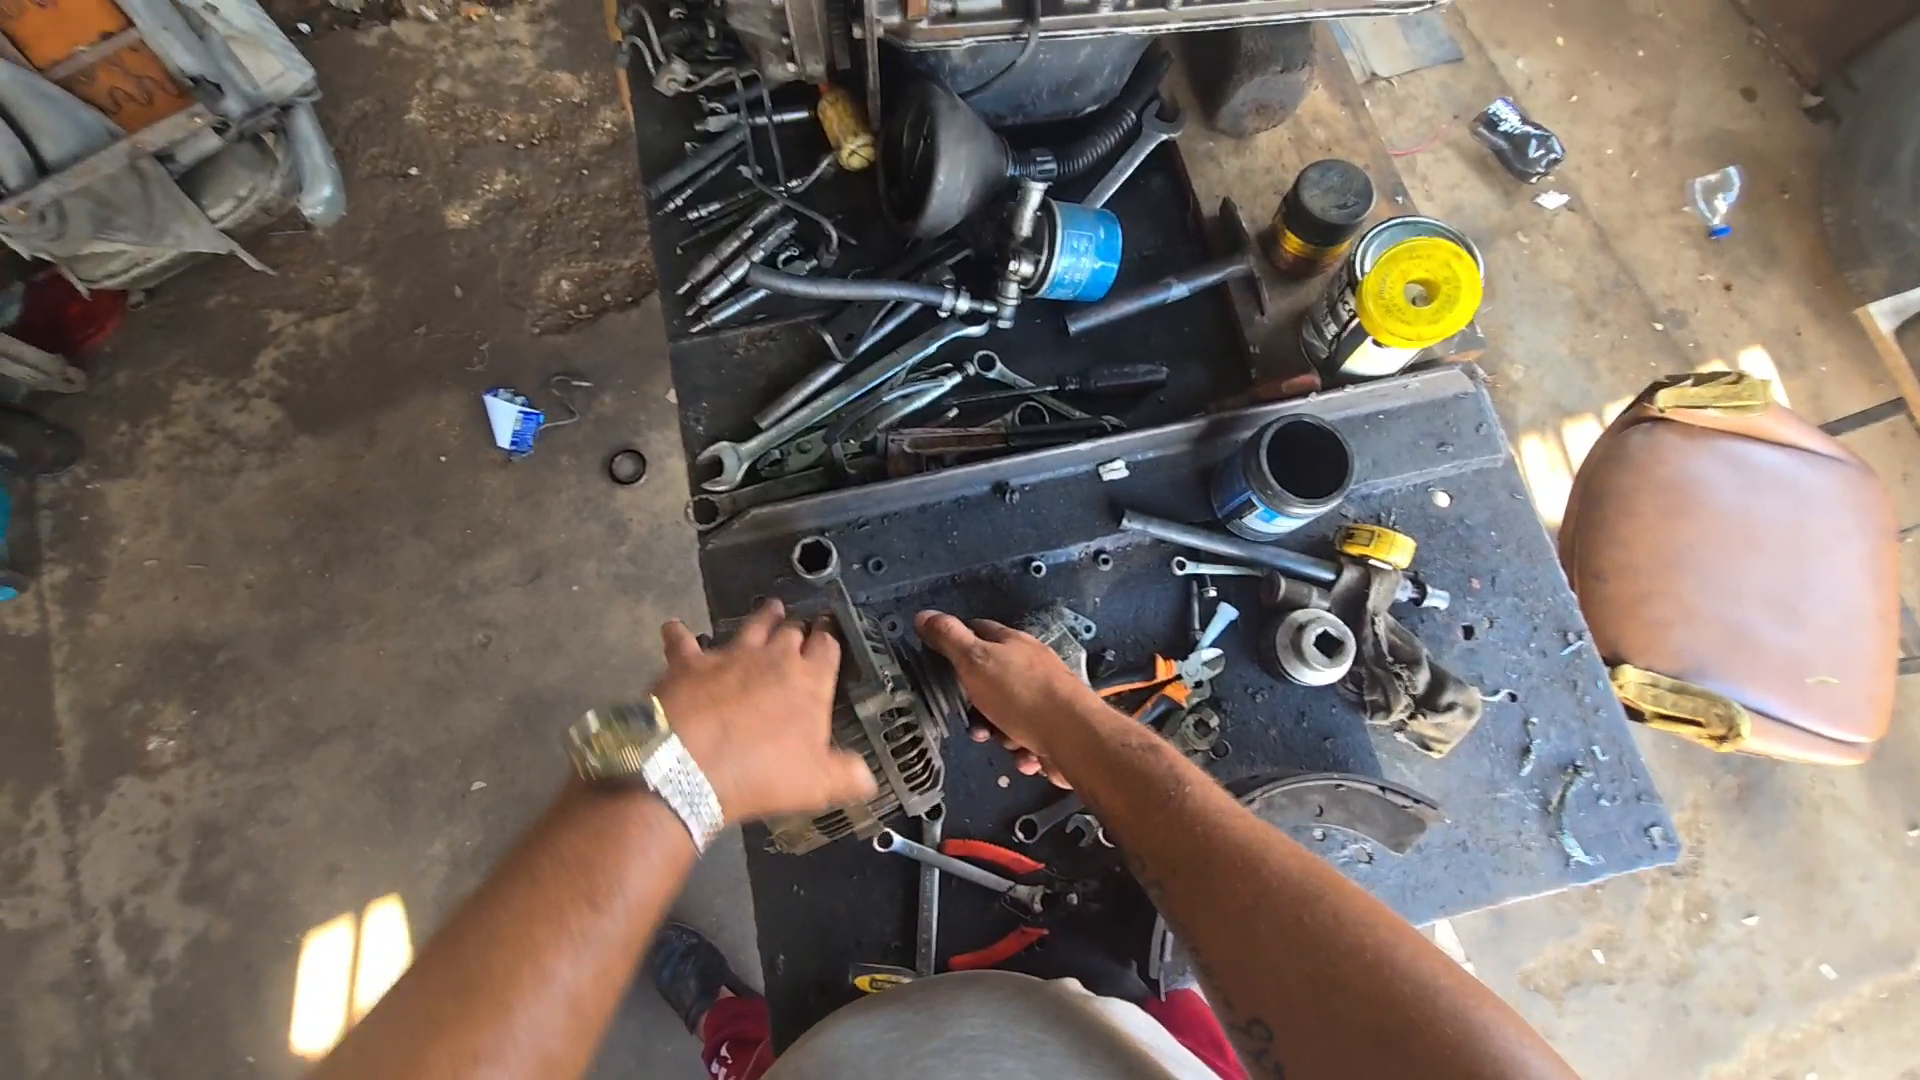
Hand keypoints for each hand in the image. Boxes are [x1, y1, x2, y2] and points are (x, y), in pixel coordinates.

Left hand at [655, 599, 876, 824]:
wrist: (689, 765)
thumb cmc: (761, 772)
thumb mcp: (816, 784)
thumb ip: (846, 776)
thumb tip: (869, 780)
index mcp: (809, 681)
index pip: (827, 648)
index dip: (830, 639)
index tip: (830, 633)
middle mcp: (774, 658)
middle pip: (792, 631)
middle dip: (798, 627)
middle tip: (800, 625)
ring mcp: (731, 655)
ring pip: (752, 625)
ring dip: (762, 617)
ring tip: (770, 608)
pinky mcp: (689, 663)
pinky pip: (683, 642)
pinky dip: (678, 634)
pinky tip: (673, 628)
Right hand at [914, 611, 1100, 786]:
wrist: (1075, 738)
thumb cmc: (1021, 695)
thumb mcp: (975, 661)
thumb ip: (949, 639)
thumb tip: (923, 614)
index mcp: (1012, 643)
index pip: (978, 629)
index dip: (957, 641)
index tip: (939, 659)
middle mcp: (1031, 666)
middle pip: (991, 681)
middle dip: (977, 705)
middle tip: (973, 720)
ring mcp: (1046, 698)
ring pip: (1007, 716)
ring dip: (999, 733)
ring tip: (1004, 741)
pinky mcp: (1055, 729)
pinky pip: (1027, 740)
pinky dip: (1022, 751)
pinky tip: (1026, 755)